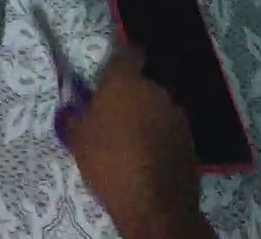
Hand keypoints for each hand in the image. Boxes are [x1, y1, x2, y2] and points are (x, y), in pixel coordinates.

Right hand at [61, 46, 209, 238]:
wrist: (155, 207)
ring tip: (134, 140)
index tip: (111, 72)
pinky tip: (150, 156)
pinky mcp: (190, 140)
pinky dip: (161, 136)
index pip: (125, 53)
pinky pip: (170, 128)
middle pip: (141, 82)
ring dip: (147, 116)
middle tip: (116, 115)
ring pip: (157, 106)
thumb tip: (70, 110)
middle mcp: (154, 90)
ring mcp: (176, 114)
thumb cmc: (109, 163)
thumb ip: (74, 118)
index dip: (119, 59)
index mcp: (124, 82)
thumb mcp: (78, 141)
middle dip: (131, 94)